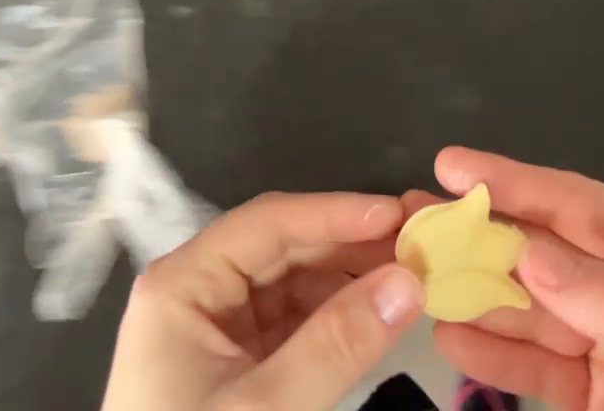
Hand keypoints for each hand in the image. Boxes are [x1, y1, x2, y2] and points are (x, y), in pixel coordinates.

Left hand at [101, 191, 424, 410]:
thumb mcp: (265, 408)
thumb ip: (338, 344)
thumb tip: (409, 280)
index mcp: (184, 283)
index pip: (268, 223)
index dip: (335, 213)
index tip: (398, 214)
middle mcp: (199, 290)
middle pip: (283, 247)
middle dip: (350, 245)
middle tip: (418, 245)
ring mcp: (219, 328)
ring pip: (294, 282)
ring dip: (350, 279)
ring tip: (410, 276)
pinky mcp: (238, 363)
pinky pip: (295, 322)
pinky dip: (338, 316)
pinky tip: (378, 313)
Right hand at [408, 147, 603, 410]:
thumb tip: (533, 254)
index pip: (586, 208)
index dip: (518, 182)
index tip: (454, 166)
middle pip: (547, 252)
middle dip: (481, 232)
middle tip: (415, 214)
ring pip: (533, 307)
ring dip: (476, 290)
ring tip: (417, 272)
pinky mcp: (603, 400)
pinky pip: (539, 369)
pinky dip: (494, 352)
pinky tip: (451, 337)